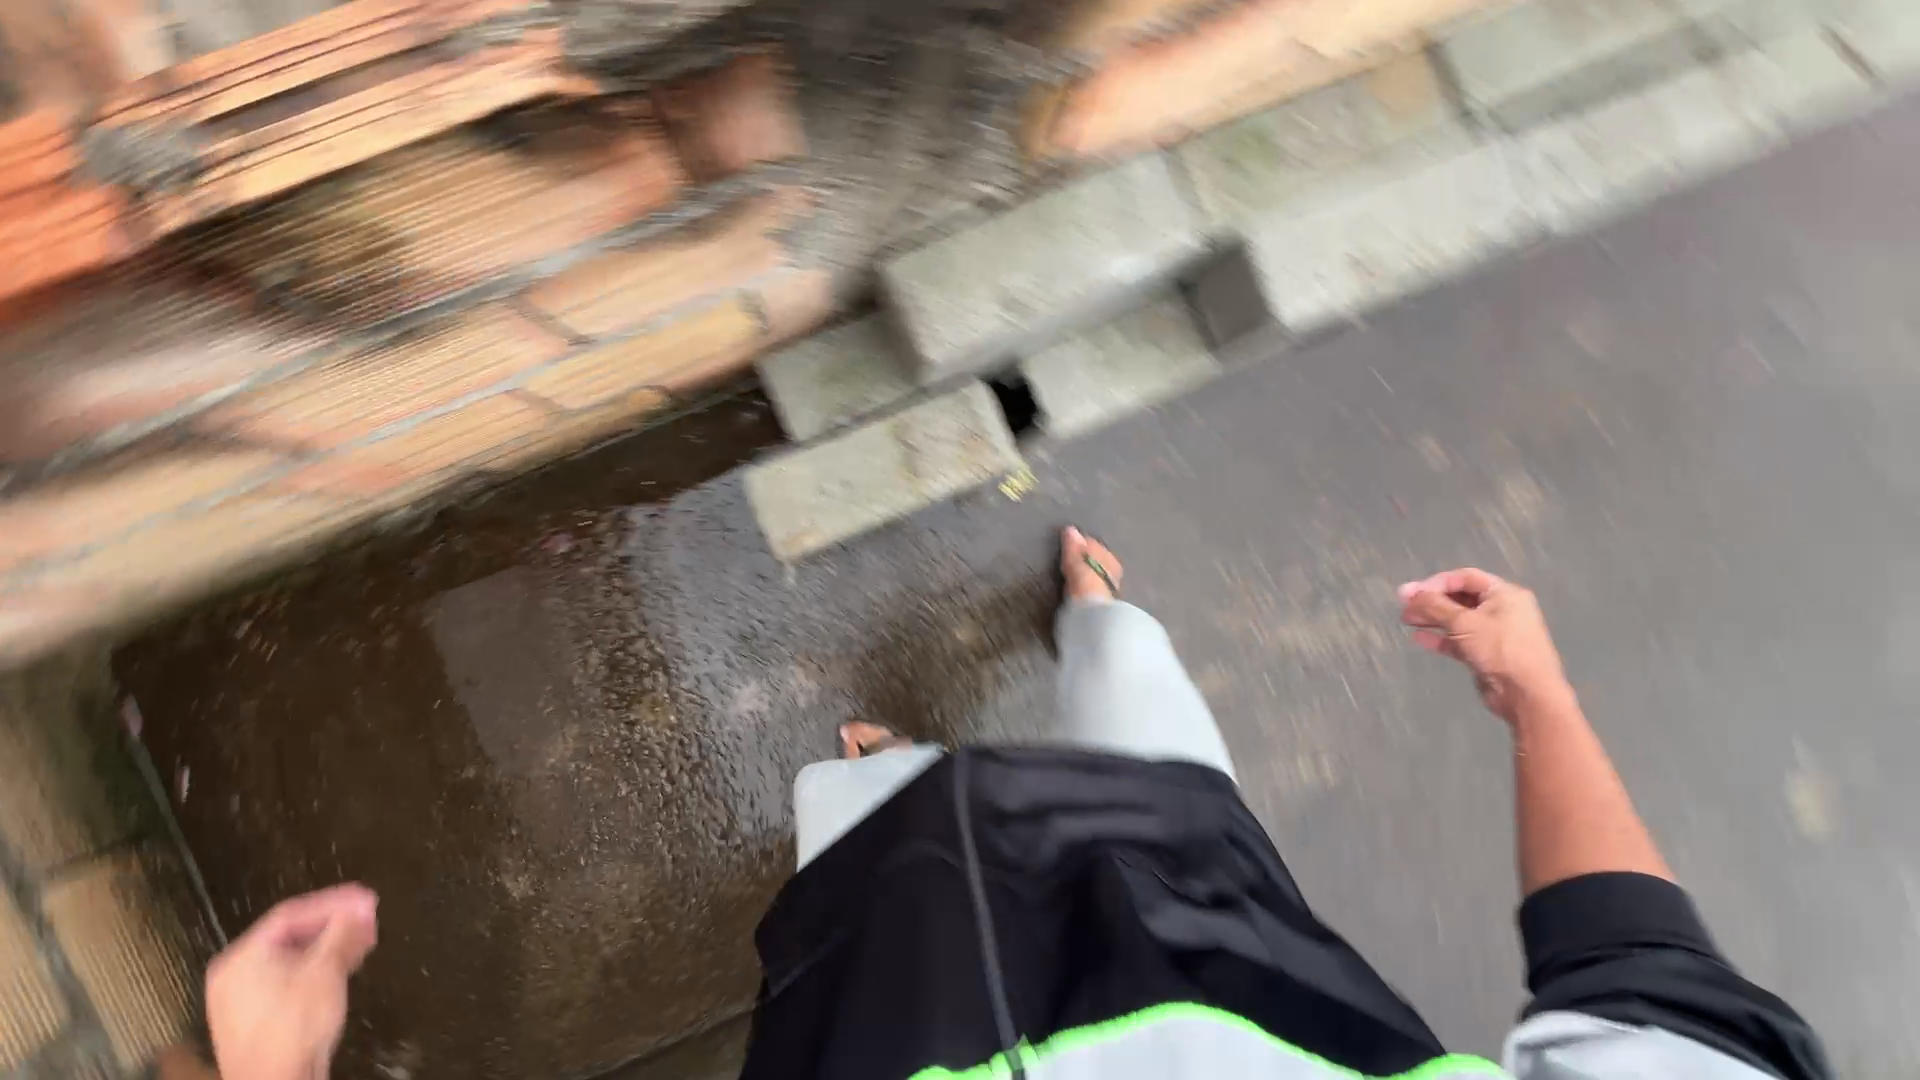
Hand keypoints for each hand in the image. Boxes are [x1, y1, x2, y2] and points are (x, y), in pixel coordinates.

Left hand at [206, 884, 377, 1079]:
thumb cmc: (294, 1027)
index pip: (293, 913)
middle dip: (336, 923)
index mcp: (242, 958)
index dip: (334, 901)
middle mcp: (236, 974)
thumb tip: (361, 904)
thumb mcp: (325, 970)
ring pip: (296, 954)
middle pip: (294, 933)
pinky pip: (293, 974)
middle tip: (369, 916)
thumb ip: (343, 931)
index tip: (366, 899)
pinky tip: (347, 963)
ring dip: (334, 943)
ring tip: (365, 938)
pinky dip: (321, 964)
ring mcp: (245, 996)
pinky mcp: (260, 1013)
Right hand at [1398, 568, 1570, 723]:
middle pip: (1459, 598)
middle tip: (1404, 606)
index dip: (1436, 582)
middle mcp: (1501, 610)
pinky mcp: (1485, 653)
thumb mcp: (1463, 622)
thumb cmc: (1499, 648)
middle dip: (1430, 601)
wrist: (1525, 693)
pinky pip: (1458, 640)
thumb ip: (1434, 605)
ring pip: (1456, 619)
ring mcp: (1493, 633)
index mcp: (1504, 594)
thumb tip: (1406, 592)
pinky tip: (1419, 638)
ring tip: (1406, 620)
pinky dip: (1439, 637)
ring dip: (1431, 618)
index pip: (1464, 578)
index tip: (1411, 594)